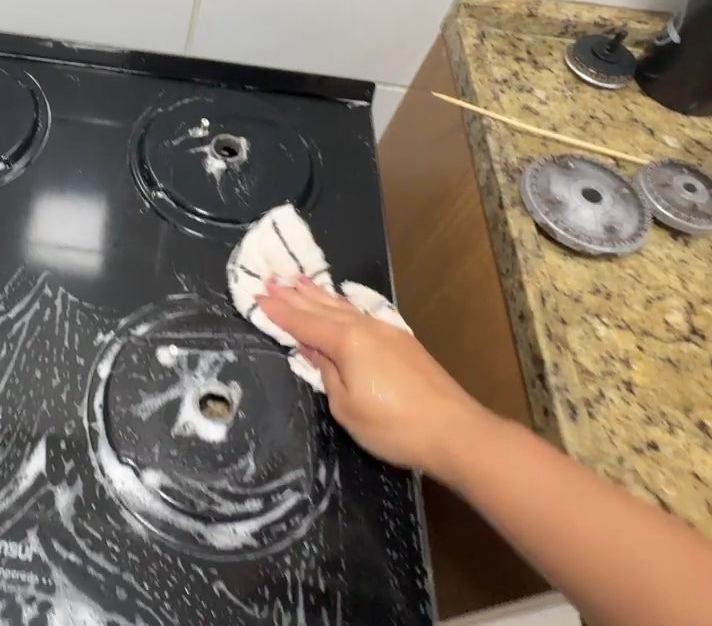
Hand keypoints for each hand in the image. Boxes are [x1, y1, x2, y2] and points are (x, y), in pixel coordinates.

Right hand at [258, 277, 496, 475]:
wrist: (456, 432)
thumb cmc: (394, 426)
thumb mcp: (347, 407)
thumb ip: (326, 374)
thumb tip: (313, 351)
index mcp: (346, 341)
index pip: (303, 322)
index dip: (278, 311)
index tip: (256, 297)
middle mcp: (364, 327)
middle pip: (322, 307)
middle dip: (295, 294)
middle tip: (271, 279)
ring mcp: (386, 331)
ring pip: (343, 306)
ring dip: (318, 294)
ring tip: (298, 281)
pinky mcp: (402, 341)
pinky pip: (360, 313)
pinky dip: (341, 304)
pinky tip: (340, 301)